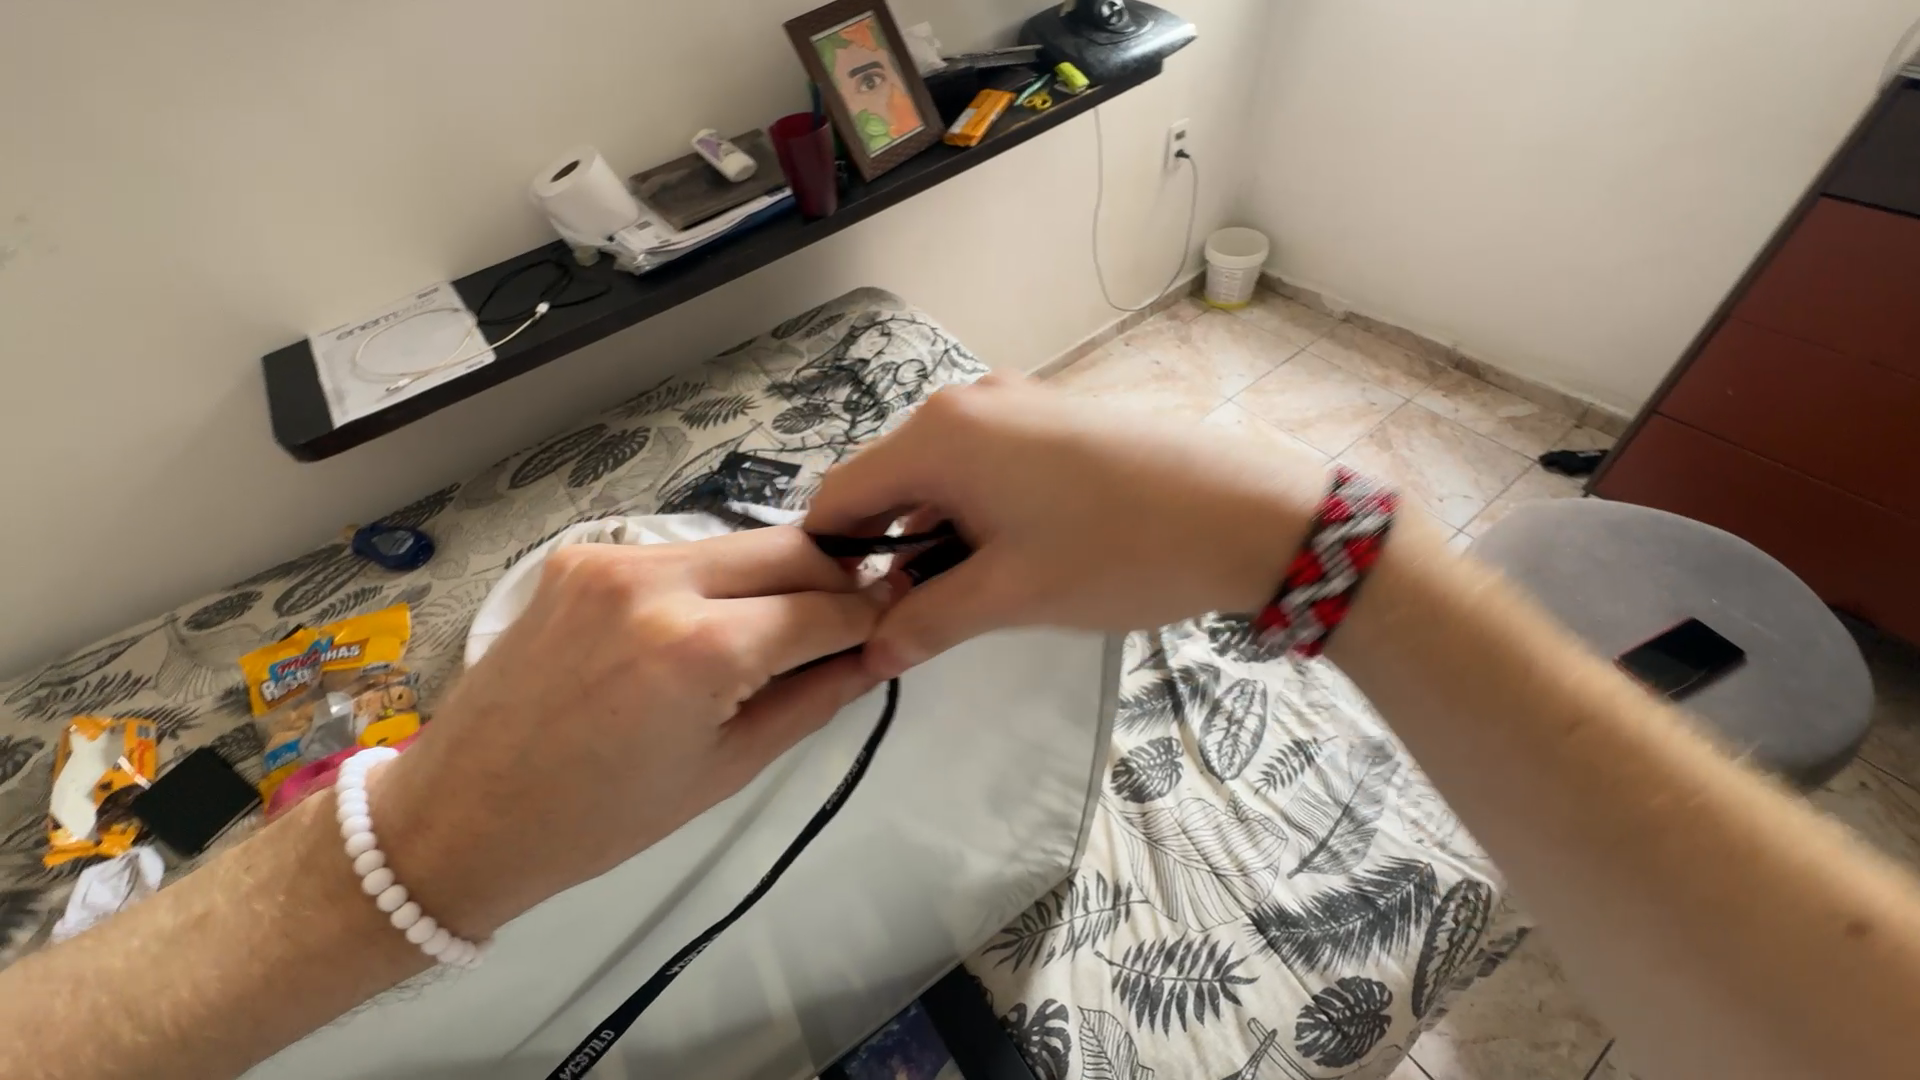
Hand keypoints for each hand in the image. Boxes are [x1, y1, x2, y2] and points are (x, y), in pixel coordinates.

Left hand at [365, 527, 887, 938]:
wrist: (459, 817)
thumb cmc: (605, 819)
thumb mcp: (731, 766)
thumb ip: (816, 697)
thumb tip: (877, 652)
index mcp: (699, 649)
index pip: (825, 608)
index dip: (872, 614)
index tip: (897, 619)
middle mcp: (658, 580)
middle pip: (790, 547)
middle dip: (836, 578)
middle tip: (853, 615)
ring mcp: (613, 557)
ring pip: (740, 543)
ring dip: (780, 576)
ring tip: (786, 624)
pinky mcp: (583, 555)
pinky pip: (685, 553)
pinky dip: (721, 579)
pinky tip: (716, 620)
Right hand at [805, 375, 1328, 677]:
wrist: (1246, 511)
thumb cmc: (1118, 551)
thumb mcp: (1010, 595)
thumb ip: (925, 622)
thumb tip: (868, 657)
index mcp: (939, 435)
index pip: (841, 495)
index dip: (831, 560)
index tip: (844, 615)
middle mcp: (965, 403)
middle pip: (890, 482)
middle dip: (889, 550)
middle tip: (913, 616)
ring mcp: (1014, 402)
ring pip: (940, 475)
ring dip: (936, 533)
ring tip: (970, 590)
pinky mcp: (1051, 415)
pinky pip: (984, 462)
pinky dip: (975, 508)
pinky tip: (1012, 550)